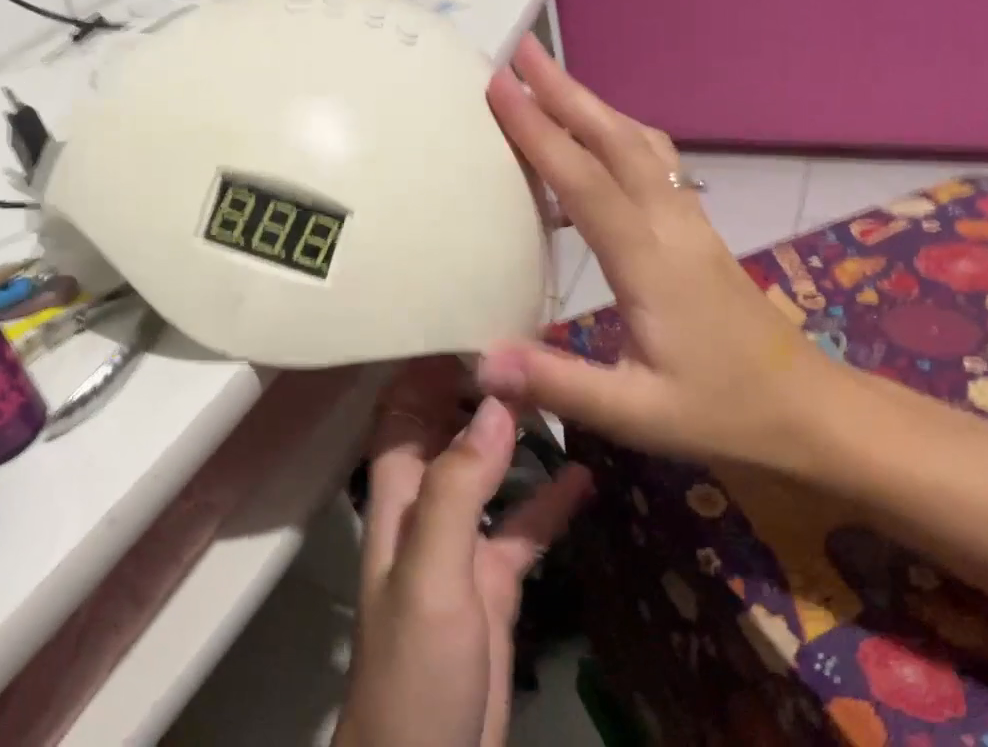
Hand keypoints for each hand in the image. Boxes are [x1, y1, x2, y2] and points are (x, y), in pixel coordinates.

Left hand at [336, 358, 591, 746]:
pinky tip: (590, 475)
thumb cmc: (416, 665)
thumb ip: (459, 491)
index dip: (422, 369)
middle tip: (525, 344)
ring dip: (514, 436)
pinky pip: (524, 529)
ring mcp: (461, 546)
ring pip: (488, 474)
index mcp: (397, 498)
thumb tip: (497, 408)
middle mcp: (425, 510)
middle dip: (473, 390)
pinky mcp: (494, 582)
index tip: (464, 322)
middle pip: (444, 432)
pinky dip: (551, 501)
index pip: (400, 413)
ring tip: (558, 391)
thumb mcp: (433, 572)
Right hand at [477, 37, 842, 468]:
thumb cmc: (726, 413)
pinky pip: (651, 164)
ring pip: (639, 144)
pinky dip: (614, 135)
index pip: (584, 179)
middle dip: (565, 91)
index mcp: (649, 261)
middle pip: (616, 140)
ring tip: (548, 79)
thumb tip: (480, 360)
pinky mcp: (695, 234)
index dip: (537, 131)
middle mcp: (670, 227)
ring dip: (591, 105)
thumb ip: (558, 384)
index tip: (497, 86)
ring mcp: (688, 225)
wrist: (815, 413)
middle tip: (519, 49)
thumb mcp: (637, 414)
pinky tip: (597, 141)